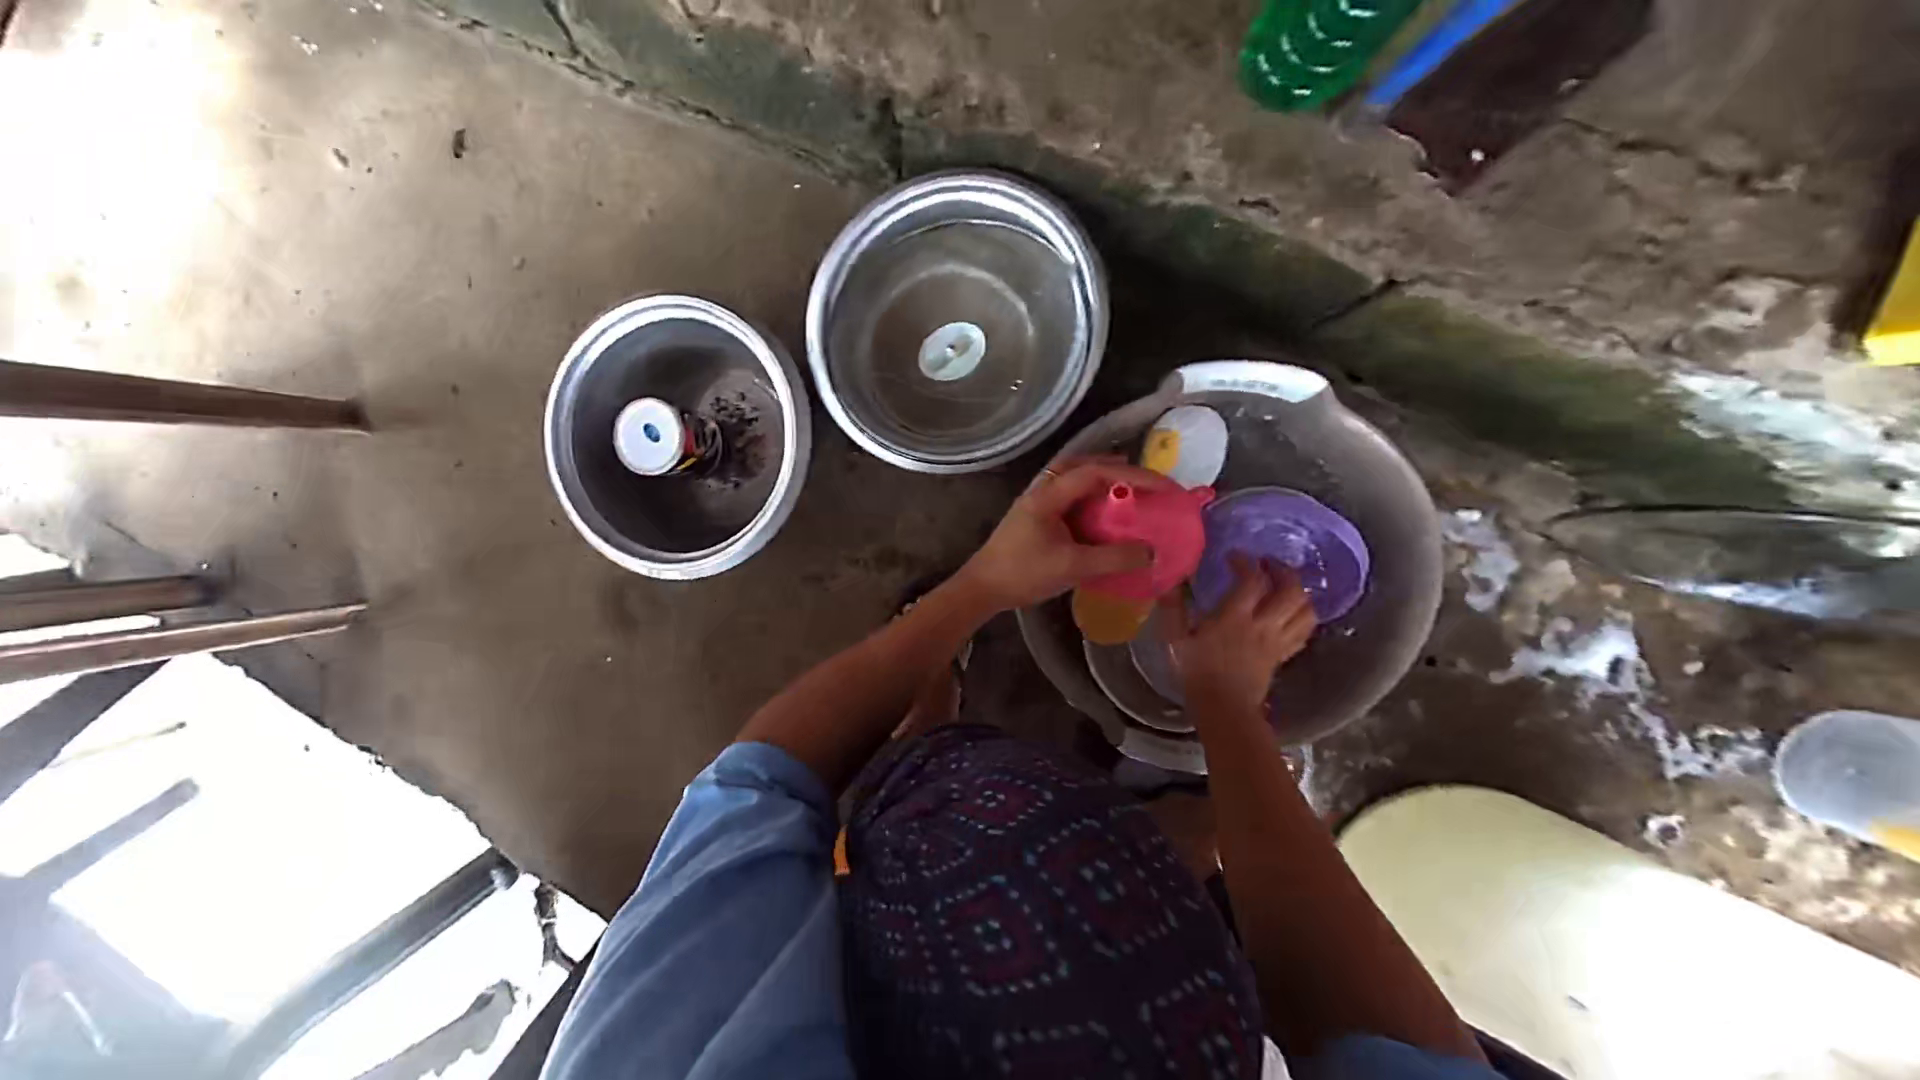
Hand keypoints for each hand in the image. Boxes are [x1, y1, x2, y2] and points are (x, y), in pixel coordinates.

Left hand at [954, 458, 1170, 612]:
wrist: (982, 589)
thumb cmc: (1022, 574)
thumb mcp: (1072, 567)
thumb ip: (1113, 559)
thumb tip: (1151, 552)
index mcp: (1048, 495)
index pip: (1095, 472)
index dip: (1132, 475)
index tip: (1162, 486)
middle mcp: (1042, 491)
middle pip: (1082, 465)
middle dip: (1117, 468)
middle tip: (1146, 480)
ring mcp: (1036, 504)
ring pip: (1073, 480)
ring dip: (1102, 481)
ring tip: (1130, 491)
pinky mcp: (1035, 519)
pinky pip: (1069, 498)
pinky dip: (1091, 498)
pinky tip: (1104, 515)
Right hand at [1163, 554, 1316, 718]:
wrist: (1223, 708)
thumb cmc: (1196, 673)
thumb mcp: (1175, 640)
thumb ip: (1172, 609)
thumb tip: (1168, 583)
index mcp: (1234, 618)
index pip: (1250, 580)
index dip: (1245, 562)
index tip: (1233, 557)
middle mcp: (1262, 625)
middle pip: (1290, 590)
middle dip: (1282, 570)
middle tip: (1267, 563)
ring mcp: (1277, 641)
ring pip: (1304, 610)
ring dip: (1298, 591)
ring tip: (1284, 584)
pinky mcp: (1283, 654)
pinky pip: (1304, 631)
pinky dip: (1302, 615)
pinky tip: (1290, 611)